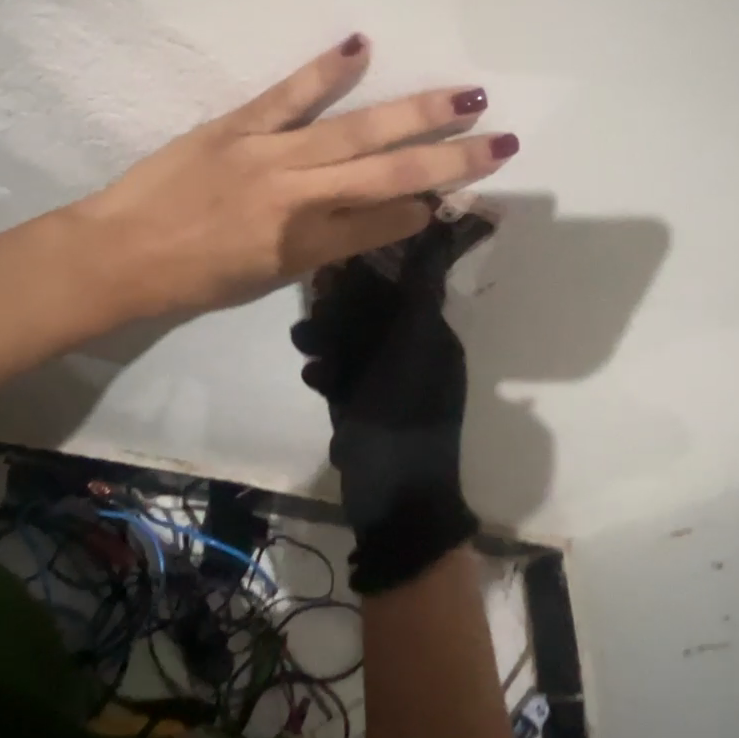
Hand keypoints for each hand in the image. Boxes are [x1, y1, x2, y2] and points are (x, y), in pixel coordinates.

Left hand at [69, 34, 515, 319]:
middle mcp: (298, 201)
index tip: (467, 191)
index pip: (385, 223)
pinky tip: (363, 45)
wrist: (116, 254)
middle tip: (503, 144)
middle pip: (387, 176)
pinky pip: (288, 95)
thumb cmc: (193, 279)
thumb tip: (384, 215)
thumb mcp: (267, 277)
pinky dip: (326, 70)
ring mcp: (268, 157)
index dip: (430, 206)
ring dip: (415, 114)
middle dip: (450, 161)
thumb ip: (326, 246)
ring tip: (467, 97)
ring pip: (354, 133)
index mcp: (305, 248)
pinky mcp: (236, 125)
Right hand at [292, 220, 480, 593]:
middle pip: (372, 314)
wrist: (394, 497)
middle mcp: (412, 355)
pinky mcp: (360, 406)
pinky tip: (314, 377)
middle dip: (340, 307)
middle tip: (310, 301)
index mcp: (433, 339)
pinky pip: (340, 375)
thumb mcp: (415, 351)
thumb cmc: (406, 417)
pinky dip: (326, 371)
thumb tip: (434, 239)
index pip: (405, 290)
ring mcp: (385, 383)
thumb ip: (419, 297)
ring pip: (350, 343)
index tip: (336, 260)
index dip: (373, 273)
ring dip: (326, 337)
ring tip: (304, 341)